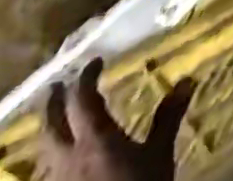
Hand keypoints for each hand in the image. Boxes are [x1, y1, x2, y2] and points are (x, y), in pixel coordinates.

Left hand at [39, 58, 195, 180]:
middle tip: (58, 85)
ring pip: (45, 150)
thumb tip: (187, 81)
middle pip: (51, 123)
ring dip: (51, 130)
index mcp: (94, 138)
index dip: (87, 75)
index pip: (82, 96)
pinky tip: (65, 160)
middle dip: (53, 101)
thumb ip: (168, 118)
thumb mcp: (159, 156)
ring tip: (59, 121)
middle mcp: (69, 157)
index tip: (97, 62)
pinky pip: (49, 172)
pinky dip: (54, 158)